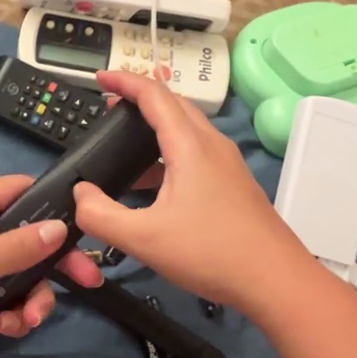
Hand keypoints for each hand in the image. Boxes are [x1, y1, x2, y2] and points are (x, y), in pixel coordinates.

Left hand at [0, 176, 104, 357]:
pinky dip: (9, 315)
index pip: (18, 190)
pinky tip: (7, 329)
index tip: (83, 222)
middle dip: (54, 262)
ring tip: (29, 319)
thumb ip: (21, 246)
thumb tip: (59, 225)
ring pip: (16, 275)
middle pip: (26, 239)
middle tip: (87, 281)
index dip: (52, 201)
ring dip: (31, 297)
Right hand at [72, 71, 308, 310]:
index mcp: (190, 146)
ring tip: (126, 147)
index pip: (154, 94)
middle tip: (110, 110)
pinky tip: (154, 184)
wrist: (276, 280)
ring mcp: (227, 164)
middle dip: (140, 99)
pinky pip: (197, 152)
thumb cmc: (211, 253)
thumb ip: (101, 215)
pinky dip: (169, 153)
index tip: (100, 77)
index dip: (124, 81)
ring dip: (156, 127)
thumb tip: (80, 195)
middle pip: (174, 105)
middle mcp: (212, 145)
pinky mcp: (233, 184)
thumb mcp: (144, 239)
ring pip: (187, 129)